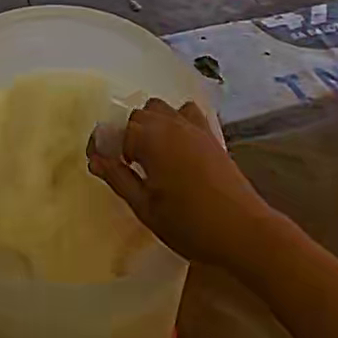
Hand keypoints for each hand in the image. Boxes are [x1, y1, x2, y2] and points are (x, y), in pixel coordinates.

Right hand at [87, 99, 281, 267]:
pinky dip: (174, 121)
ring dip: (149, 124)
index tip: (97, 164)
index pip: (115, 130)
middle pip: (138, 114)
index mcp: (151, 139)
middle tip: (122, 165)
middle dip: (125, 134)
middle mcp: (172, 123)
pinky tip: (175, 147)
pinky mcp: (210, 133)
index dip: (102, 145)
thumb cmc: (188, 224)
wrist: (241, 228)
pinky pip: (186, 112)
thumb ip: (119, 179)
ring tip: (148, 156)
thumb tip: (97, 159)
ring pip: (161, 109)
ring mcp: (194, 125)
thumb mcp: (146, 208)